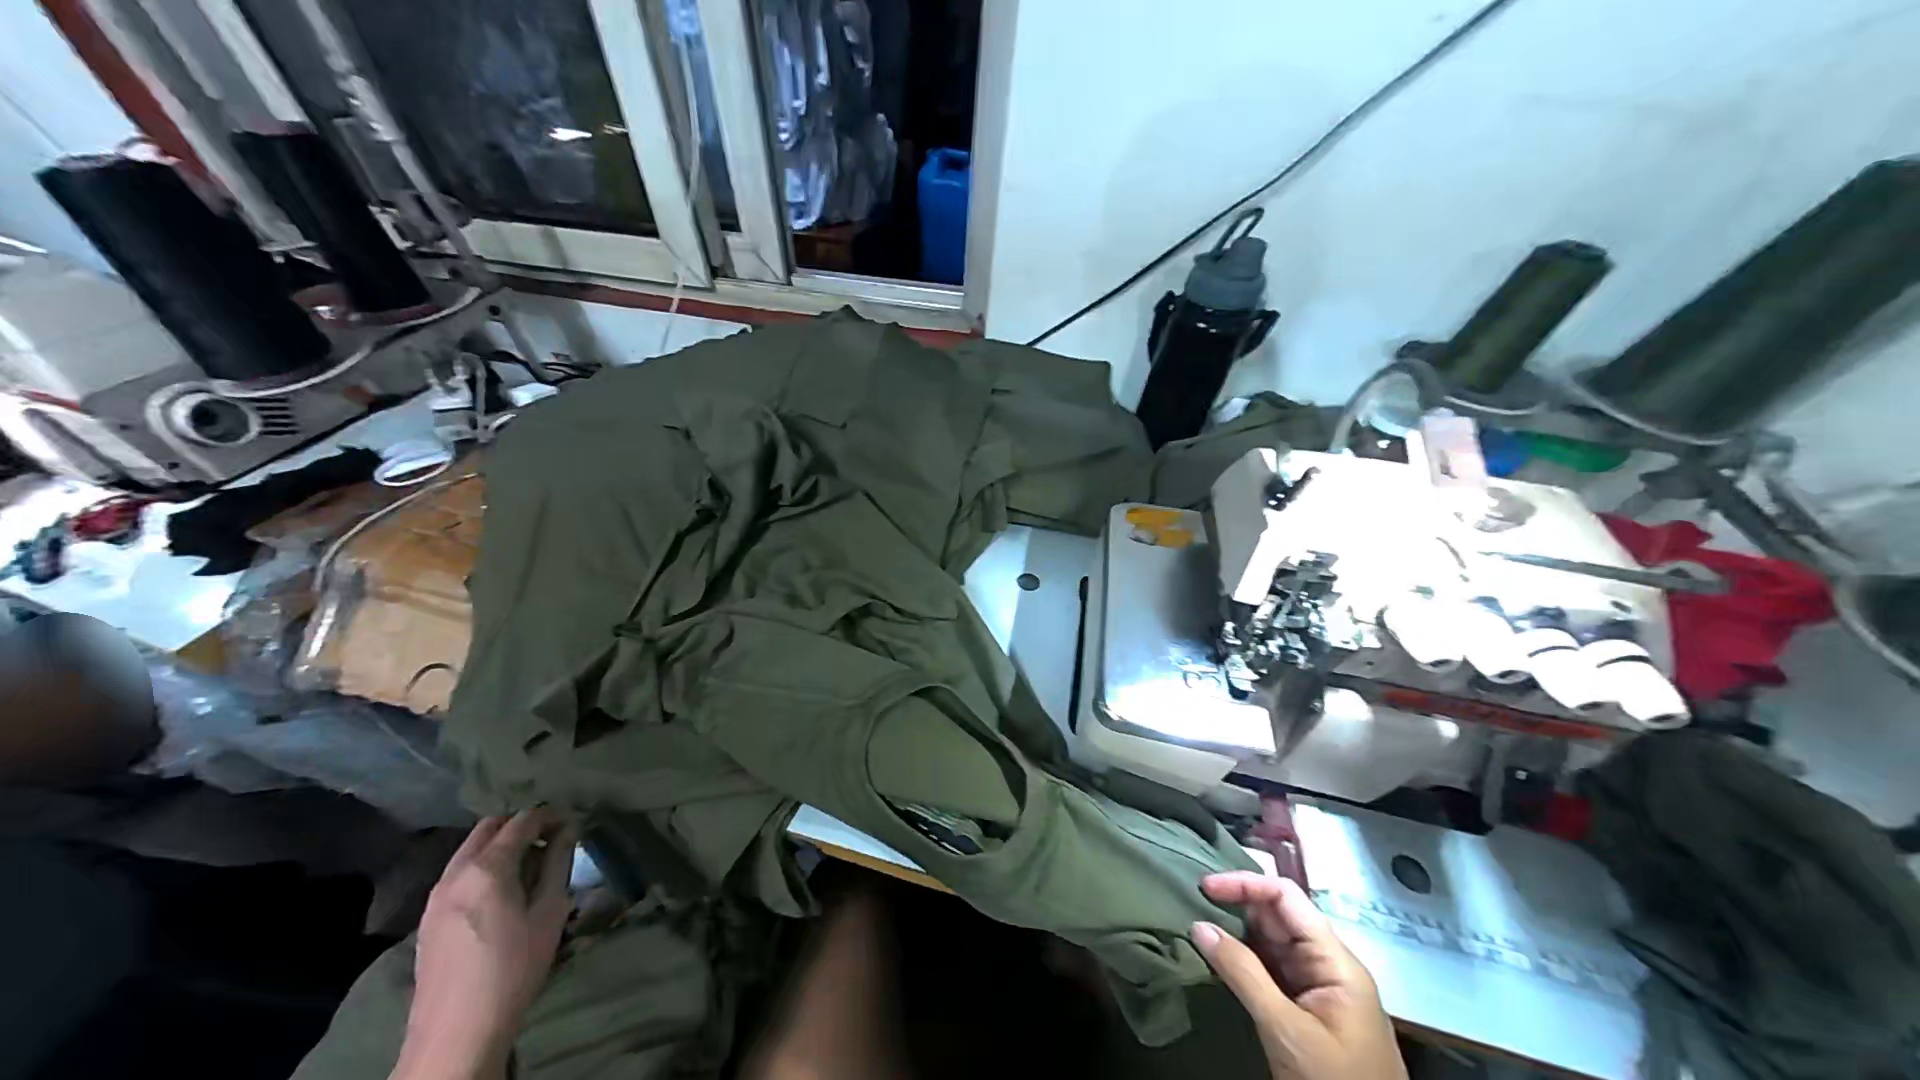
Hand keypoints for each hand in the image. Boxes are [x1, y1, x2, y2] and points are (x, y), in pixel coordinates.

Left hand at [391, 810, 577, 1079]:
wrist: (456, 1033)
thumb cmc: (514, 968)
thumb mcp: (549, 912)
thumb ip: (558, 863)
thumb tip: (568, 828)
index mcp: (486, 868)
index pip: (522, 820)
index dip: (551, 813)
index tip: (574, 819)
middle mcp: (455, 873)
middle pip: (489, 827)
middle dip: (522, 823)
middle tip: (552, 836)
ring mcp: (436, 896)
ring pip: (470, 849)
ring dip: (501, 844)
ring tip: (531, 862)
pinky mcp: (428, 918)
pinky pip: (459, 872)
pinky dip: (484, 864)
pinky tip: (503, 889)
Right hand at [1192, 872, 1406, 1079]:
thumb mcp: (1286, 1030)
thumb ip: (1243, 974)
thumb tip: (1199, 926)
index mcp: (1335, 961)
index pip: (1287, 898)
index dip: (1246, 884)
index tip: (1205, 886)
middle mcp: (1327, 964)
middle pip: (1279, 915)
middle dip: (1237, 903)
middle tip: (1192, 901)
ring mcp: (1316, 986)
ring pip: (1271, 941)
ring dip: (1236, 929)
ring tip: (1197, 920)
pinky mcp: (1305, 1008)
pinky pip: (1270, 967)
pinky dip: (1242, 956)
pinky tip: (1217, 952)